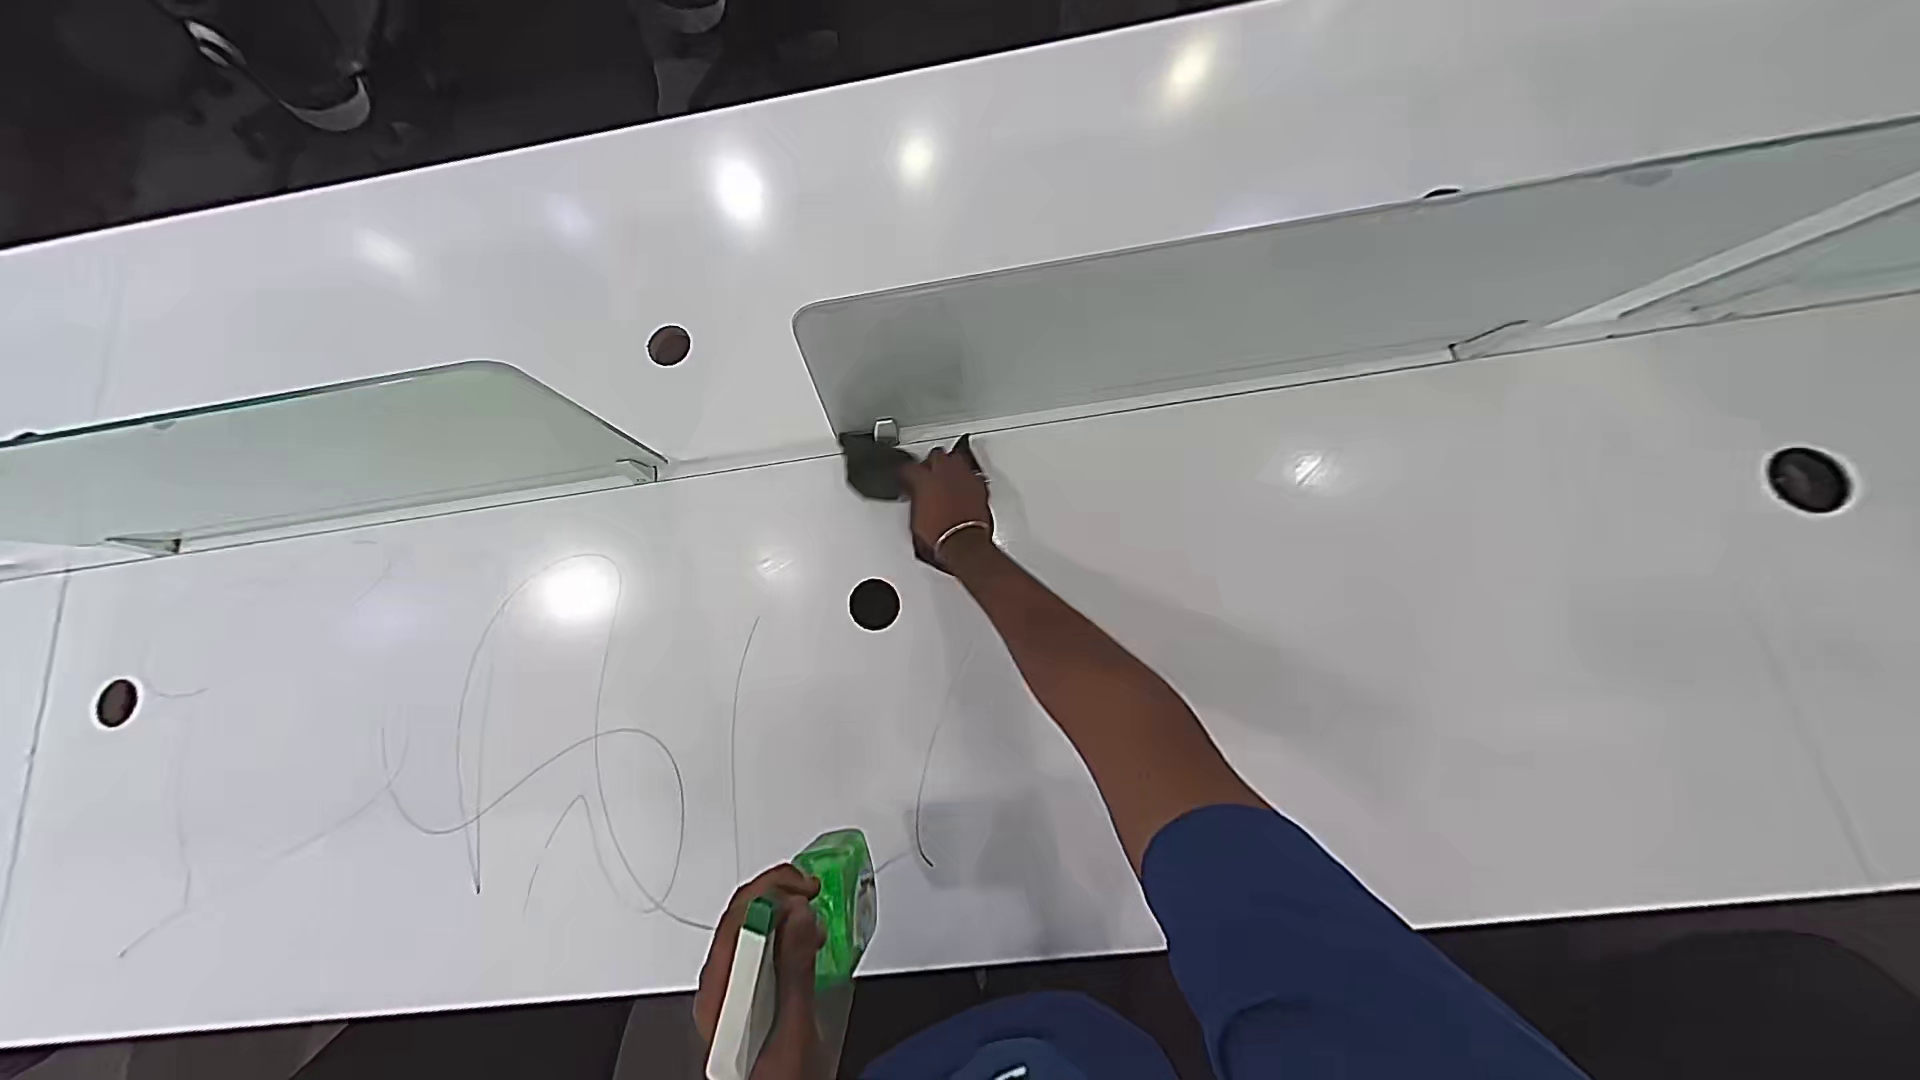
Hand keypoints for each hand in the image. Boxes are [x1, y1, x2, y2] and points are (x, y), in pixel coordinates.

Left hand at [694, 865, 826, 1079]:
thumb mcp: (795, 1031)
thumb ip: (796, 971)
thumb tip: (798, 914)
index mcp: (722, 993)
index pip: (740, 917)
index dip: (773, 890)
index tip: (807, 889)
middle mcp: (718, 985)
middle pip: (740, 915)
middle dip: (778, 890)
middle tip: (811, 888)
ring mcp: (728, 987)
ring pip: (747, 924)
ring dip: (781, 905)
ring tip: (811, 908)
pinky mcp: (742, 991)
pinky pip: (756, 941)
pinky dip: (782, 925)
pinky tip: (803, 934)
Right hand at [899, 435, 992, 569]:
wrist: (963, 544)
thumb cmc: (940, 536)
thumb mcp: (915, 519)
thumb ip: (915, 500)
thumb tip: (916, 497)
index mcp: (924, 480)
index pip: (909, 468)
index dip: (906, 472)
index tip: (906, 476)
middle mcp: (945, 474)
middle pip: (936, 455)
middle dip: (931, 462)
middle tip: (927, 472)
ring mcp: (964, 478)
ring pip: (957, 459)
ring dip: (951, 466)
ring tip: (947, 476)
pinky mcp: (979, 486)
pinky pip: (972, 475)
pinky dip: (966, 479)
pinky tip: (963, 486)